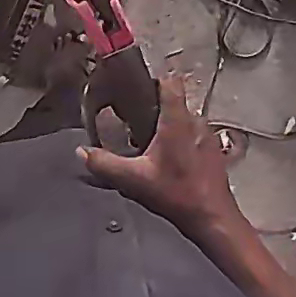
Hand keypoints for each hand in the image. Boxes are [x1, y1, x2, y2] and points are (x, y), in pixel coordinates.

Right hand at [80, 75, 244, 236]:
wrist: (212, 216)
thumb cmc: (176, 193)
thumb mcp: (133, 179)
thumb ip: (105, 163)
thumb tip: (82, 152)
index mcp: (177, 121)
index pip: (170, 83)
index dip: (154, 79)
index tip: (139, 86)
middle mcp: (196, 121)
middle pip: (175, 101)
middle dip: (156, 108)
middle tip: (136, 121)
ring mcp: (208, 135)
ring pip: (185, 119)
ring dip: (170, 126)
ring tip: (151, 143)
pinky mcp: (213, 150)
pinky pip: (195, 135)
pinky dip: (182, 140)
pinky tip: (170, 159)